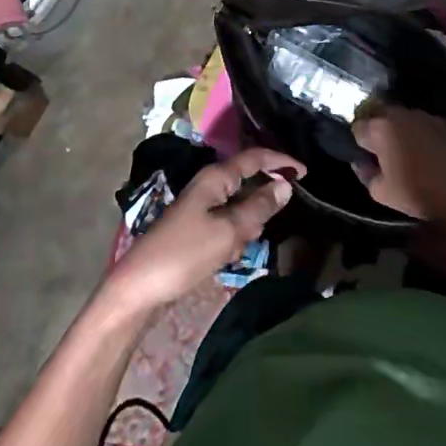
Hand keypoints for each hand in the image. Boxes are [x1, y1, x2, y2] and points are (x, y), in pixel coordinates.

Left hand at [101, 147, 304, 313]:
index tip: (306, 172)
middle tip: (271, 223)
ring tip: (237, 247)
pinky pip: (228, 224)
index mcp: (215, 178)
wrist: (140, 287)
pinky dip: (235, 236)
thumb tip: (285, 185)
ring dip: (247, 223)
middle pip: (248, 180)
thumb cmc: (185, 254)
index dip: (281, 161)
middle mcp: (209, 186)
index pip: (255, 158)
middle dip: (262, 200)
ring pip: (240, 205)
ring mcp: (202, 207)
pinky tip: (228, 255)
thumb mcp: (228, 231)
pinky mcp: (198, 228)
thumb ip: (259, 207)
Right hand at [352, 106, 445, 220]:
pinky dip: (418, 132)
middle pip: (378, 116)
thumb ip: (365, 173)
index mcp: (379, 129)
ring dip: (398, 129)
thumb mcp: (380, 192)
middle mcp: (398, 114)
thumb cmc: (415, 192)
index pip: (358, 128)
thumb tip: (361, 162)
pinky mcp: (441, 122)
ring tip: (405, 150)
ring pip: (401, 118)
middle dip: (377, 131)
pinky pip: (421, 123)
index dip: (360, 144)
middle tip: (383, 154)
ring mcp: (422, 115)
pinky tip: (425, 150)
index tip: (367, 158)